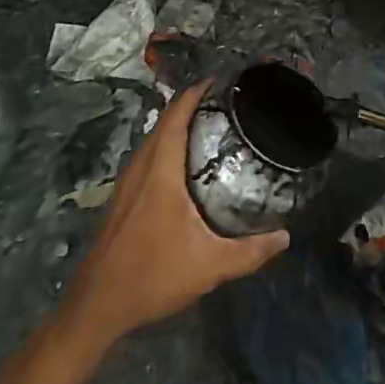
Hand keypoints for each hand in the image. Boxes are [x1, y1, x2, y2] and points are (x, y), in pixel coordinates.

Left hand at [63, 82, 288, 342]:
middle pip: (164, 123)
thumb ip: (250, 251)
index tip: (218, 82)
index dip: (194, 94)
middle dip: (190, 107)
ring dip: (176, 127)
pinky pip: (147, 158)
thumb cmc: (154, 274)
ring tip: (208, 130)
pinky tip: (183, 167)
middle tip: (223, 106)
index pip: (176, 116)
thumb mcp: (211, 266)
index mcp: (160, 170)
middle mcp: (140, 166)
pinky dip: (165, 148)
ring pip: (152, 141)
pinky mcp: (122, 197)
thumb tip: (285, 237)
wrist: (99, 301)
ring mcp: (127, 181)